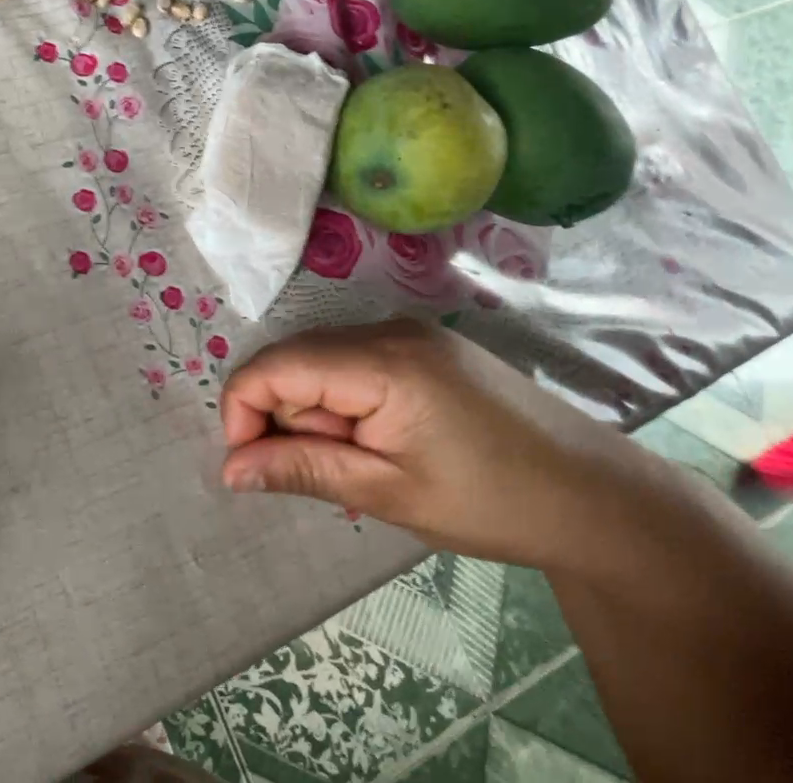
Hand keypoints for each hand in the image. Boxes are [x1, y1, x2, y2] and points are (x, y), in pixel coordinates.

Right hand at [218, 319, 668, 570]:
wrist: (608, 503)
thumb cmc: (497, 505)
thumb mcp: (387, 493)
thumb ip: (300, 470)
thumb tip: (228, 470)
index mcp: (384, 363)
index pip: (272, 368)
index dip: (242, 412)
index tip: (251, 466)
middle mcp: (389, 331)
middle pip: (290, 362)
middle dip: (286, 418)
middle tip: (335, 471)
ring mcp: (410, 334)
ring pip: (316, 364)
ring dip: (316, 413)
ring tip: (366, 459)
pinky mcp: (425, 347)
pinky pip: (349, 364)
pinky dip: (342, 403)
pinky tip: (380, 439)